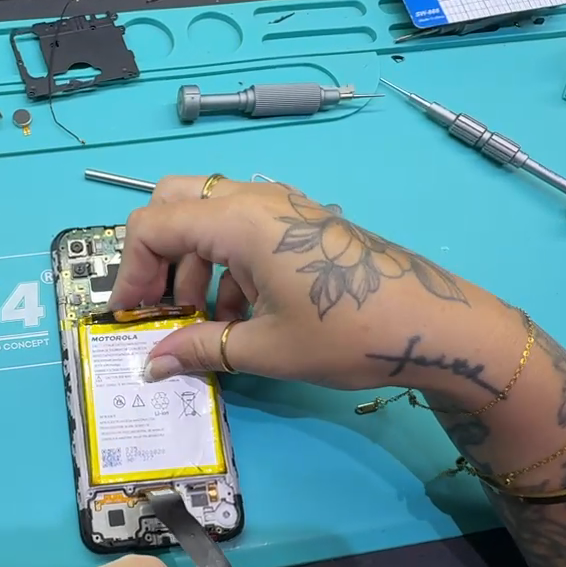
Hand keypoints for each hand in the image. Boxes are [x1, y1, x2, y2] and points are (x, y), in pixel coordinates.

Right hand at [108, 176, 515, 395]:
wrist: (435, 326)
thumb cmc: (345, 334)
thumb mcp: (263, 348)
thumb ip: (198, 348)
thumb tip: (151, 366)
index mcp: (237, 221)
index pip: (152, 225)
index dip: (130, 271)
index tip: (132, 316)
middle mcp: (254, 200)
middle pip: (174, 203)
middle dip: (155, 255)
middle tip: (159, 305)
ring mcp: (281, 206)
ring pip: (207, 216)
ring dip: (191, 264)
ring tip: (202, 320)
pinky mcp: (300, 222)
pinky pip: (241, 229)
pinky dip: (224, 265)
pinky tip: (241, 315)